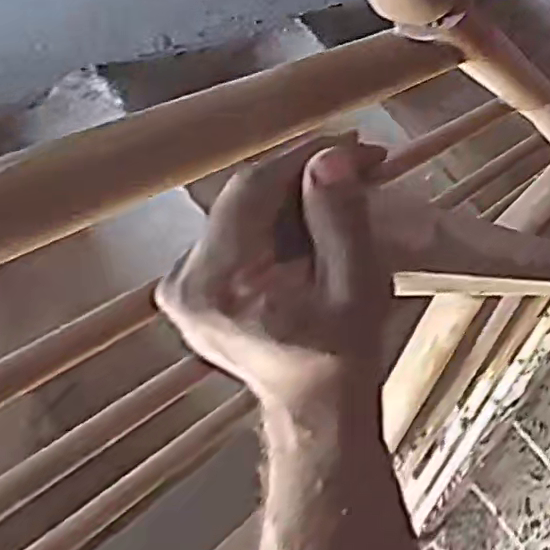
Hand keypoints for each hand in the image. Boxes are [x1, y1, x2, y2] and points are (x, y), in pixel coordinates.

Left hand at [157, 134, 391, 411]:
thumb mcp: (357, 282)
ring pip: (247, 204)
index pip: (254, 187)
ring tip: (352, 189)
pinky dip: (286, 212)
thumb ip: (341, 218)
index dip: (309, 155)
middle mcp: (185, 277)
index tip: (360, 147)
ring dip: (300, 190)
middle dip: (308, 171)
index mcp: (218, 282)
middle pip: (247, 193)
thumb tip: (332, 156)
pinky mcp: (197, 282)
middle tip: (365, 165)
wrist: (316, 403)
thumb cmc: (342, 350)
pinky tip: (323, 216)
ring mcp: (184, 281)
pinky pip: (244, 224)